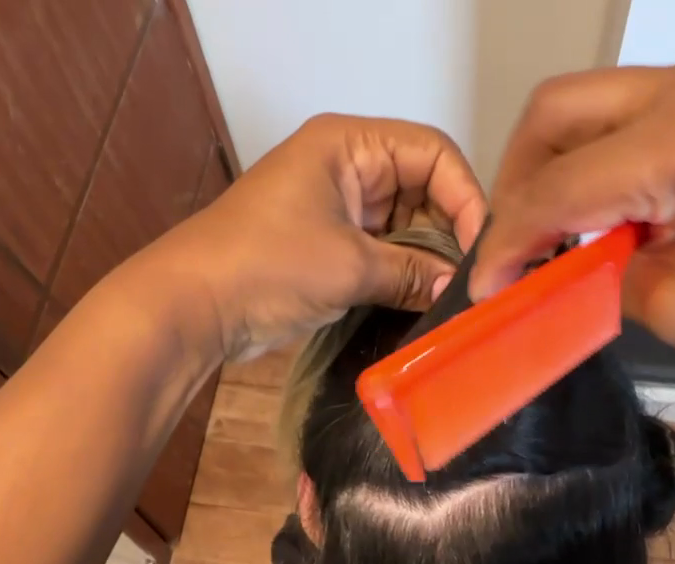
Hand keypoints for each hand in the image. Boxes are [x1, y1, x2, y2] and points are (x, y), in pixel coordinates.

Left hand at [126, 115, 485, 364]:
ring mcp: (339, 211)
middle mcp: (349, 170)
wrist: (195, 306)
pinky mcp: (332, 249)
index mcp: (350, 146)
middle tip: (470, 282)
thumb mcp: (349, 266)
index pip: (433, 153)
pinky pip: (384, 255)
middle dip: (448, 234)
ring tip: (450, 299)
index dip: (464, 197)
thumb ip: (411, 274)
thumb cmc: (265, 265)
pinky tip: (424, 305)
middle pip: (424, 190)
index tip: (479, 249)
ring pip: (406, 228)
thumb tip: (455, 289)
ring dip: (428, 262)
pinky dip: (404, 278)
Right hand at [470, 54, 674, 392]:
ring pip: (591, 106)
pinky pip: (632, 115)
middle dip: (519, 185)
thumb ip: (594, 272)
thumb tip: (546, 265)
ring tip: (549, 238)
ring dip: (555, 169)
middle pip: (560, 112)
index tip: (485, 286)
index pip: (562, 183)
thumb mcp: (667, 305)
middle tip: (510, 252)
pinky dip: (598, 161)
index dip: (508, 239)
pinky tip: (599, 214)